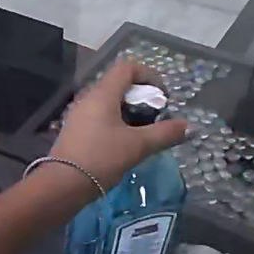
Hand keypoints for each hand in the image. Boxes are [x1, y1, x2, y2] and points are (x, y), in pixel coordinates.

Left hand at [51, 59, 188, 187]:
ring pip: (109, 103)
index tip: (163, 97)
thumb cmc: (101, 158)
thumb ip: (166, 133)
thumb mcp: (138, 145)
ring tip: (143, 133)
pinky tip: (124, 144)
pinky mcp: (75, 131)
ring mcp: (79, 115)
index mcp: (102, 94)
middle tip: (156, 117)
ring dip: (129, 112)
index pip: (127, 68)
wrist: (63, 185)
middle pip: (119, 85)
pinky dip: (116, 123)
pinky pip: (100, 118)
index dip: (149, 76)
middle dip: (142, 97)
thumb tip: (190, 127)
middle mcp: (88, 99)